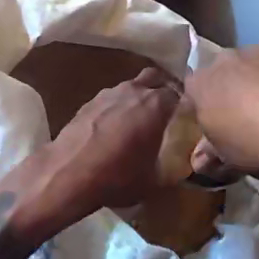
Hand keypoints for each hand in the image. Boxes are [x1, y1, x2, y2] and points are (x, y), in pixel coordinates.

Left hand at [7, 69, 180, 240]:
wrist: (68, 172)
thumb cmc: (117, 176)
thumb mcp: (154, 180)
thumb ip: (174, 167)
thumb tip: (184, 166)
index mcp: (156, 105)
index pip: (181, 94)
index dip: (187, 103)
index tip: (190, 115)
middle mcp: (135, 90)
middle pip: (157, 78)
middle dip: (164, 88)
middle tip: (168, 108)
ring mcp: (110, 92)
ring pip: (133, 85)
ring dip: (141, 95)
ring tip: (142, 116)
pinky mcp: (90, 100)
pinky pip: (113, 96)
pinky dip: (120, 104)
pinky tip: (117, 123)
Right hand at [185, 41, 258, 191]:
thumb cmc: (257, 146)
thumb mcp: (229, 159)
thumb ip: (211, 153)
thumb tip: (200, 159)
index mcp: (202, 85)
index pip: (194, 93)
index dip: (205, 108)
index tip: (217, 124)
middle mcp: (225, 59)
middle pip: (225, 73)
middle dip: (234, 89)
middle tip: (250, 116)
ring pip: (256, 63)